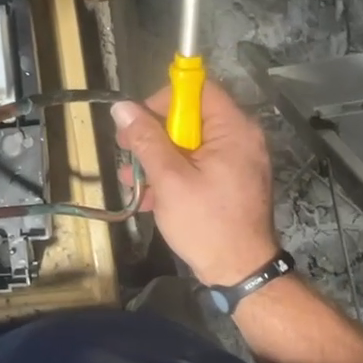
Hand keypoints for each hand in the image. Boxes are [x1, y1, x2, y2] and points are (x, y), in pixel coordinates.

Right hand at [111, 79, 278, 286]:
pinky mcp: (231, 182)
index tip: (138, 121)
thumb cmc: (206, 223)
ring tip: (133, 182)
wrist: (240, 273)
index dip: (164, 99)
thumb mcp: (168, 179)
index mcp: (233, 130)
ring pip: (190, 144)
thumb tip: (122, 107)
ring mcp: (238, 161)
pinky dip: (174, 175)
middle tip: (127, 152)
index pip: (199, 89)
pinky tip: (149, 197)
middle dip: (154, 134)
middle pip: (191, 117)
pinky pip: (198, 165)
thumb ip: (145, 139)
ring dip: (158, 159)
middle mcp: (241, 138)